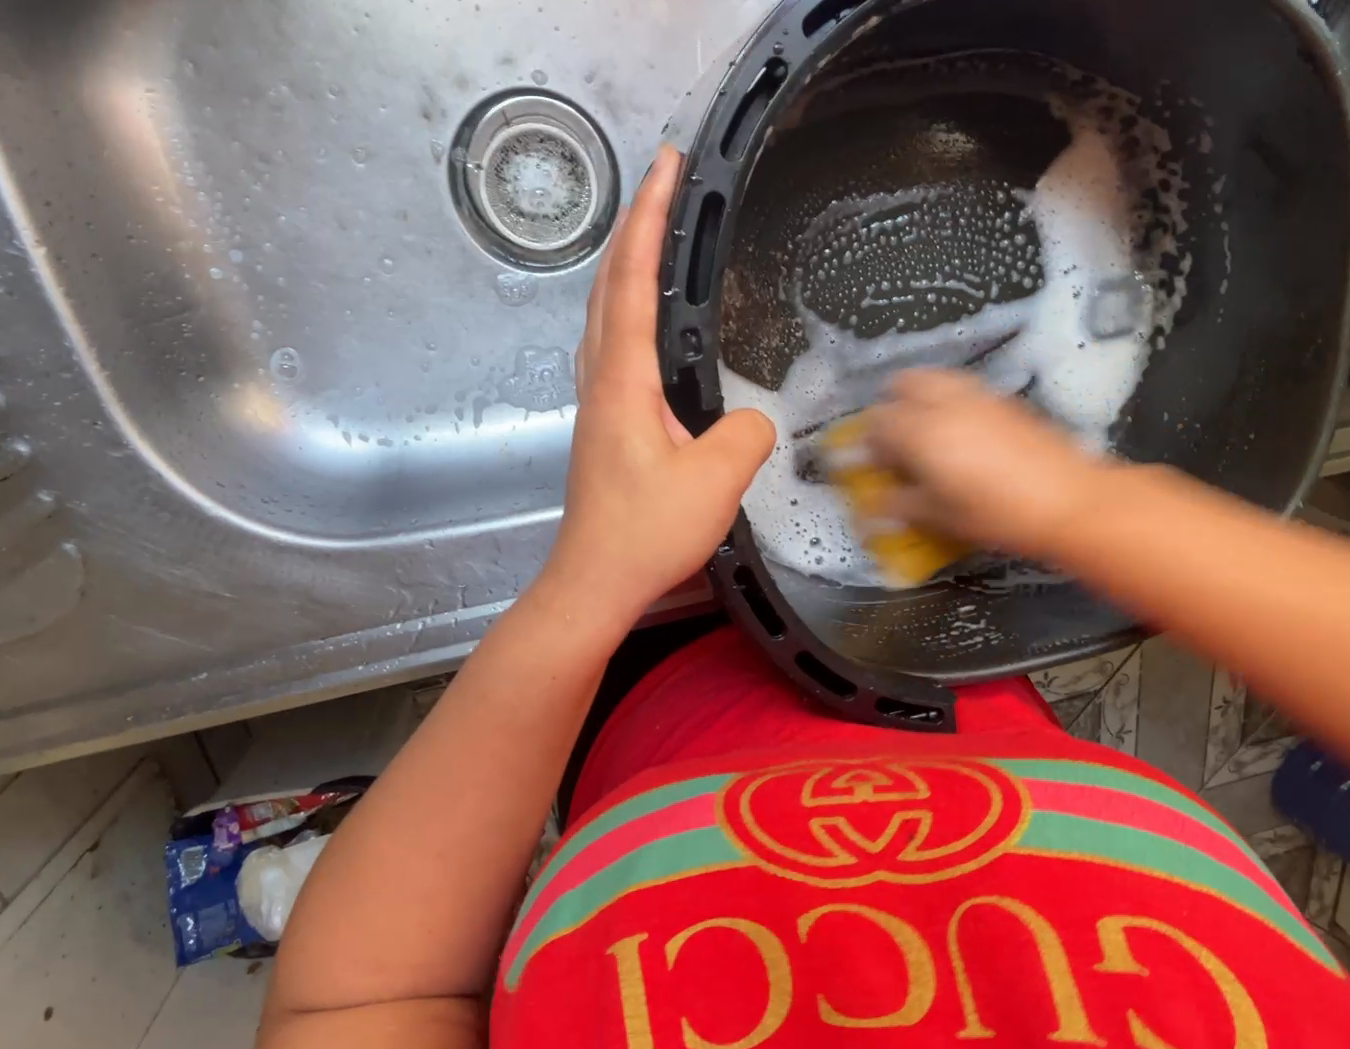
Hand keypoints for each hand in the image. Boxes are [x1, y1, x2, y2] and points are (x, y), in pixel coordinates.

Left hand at [539, 147, 774, 619]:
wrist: (595, 581)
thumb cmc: (646, 533)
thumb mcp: (717, 481)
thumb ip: (747, 434)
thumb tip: (754, 420)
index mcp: (624, 381)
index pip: (633, 282)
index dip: (651, 219)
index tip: (669, 167)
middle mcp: (602, 381)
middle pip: (608, 285)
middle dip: (634, 225)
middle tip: (663, 182)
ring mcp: (597, 402)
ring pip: (603, 313)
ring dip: (624, 264)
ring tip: (653, 233)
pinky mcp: (603, 423)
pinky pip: (610, 344)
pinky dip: (625, 307)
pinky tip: (641, 316)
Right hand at [863, 369, 1104, 556]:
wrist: (1070, 501)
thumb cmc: (997, 515)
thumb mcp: (942, 517)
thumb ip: (902, 504)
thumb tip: (878, 503)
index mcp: (921, 432)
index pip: (876, 421)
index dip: (868, 441)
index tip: (873, 462)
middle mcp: (944, 403)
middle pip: (902, 384)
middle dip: (890, 405)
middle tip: (893, 435)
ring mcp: (977, 396)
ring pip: (934, 378)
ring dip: (920, 397)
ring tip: (924, 427)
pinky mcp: (1004, 400)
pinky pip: (963, 388)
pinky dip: (949, 400)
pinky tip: (961, 431)